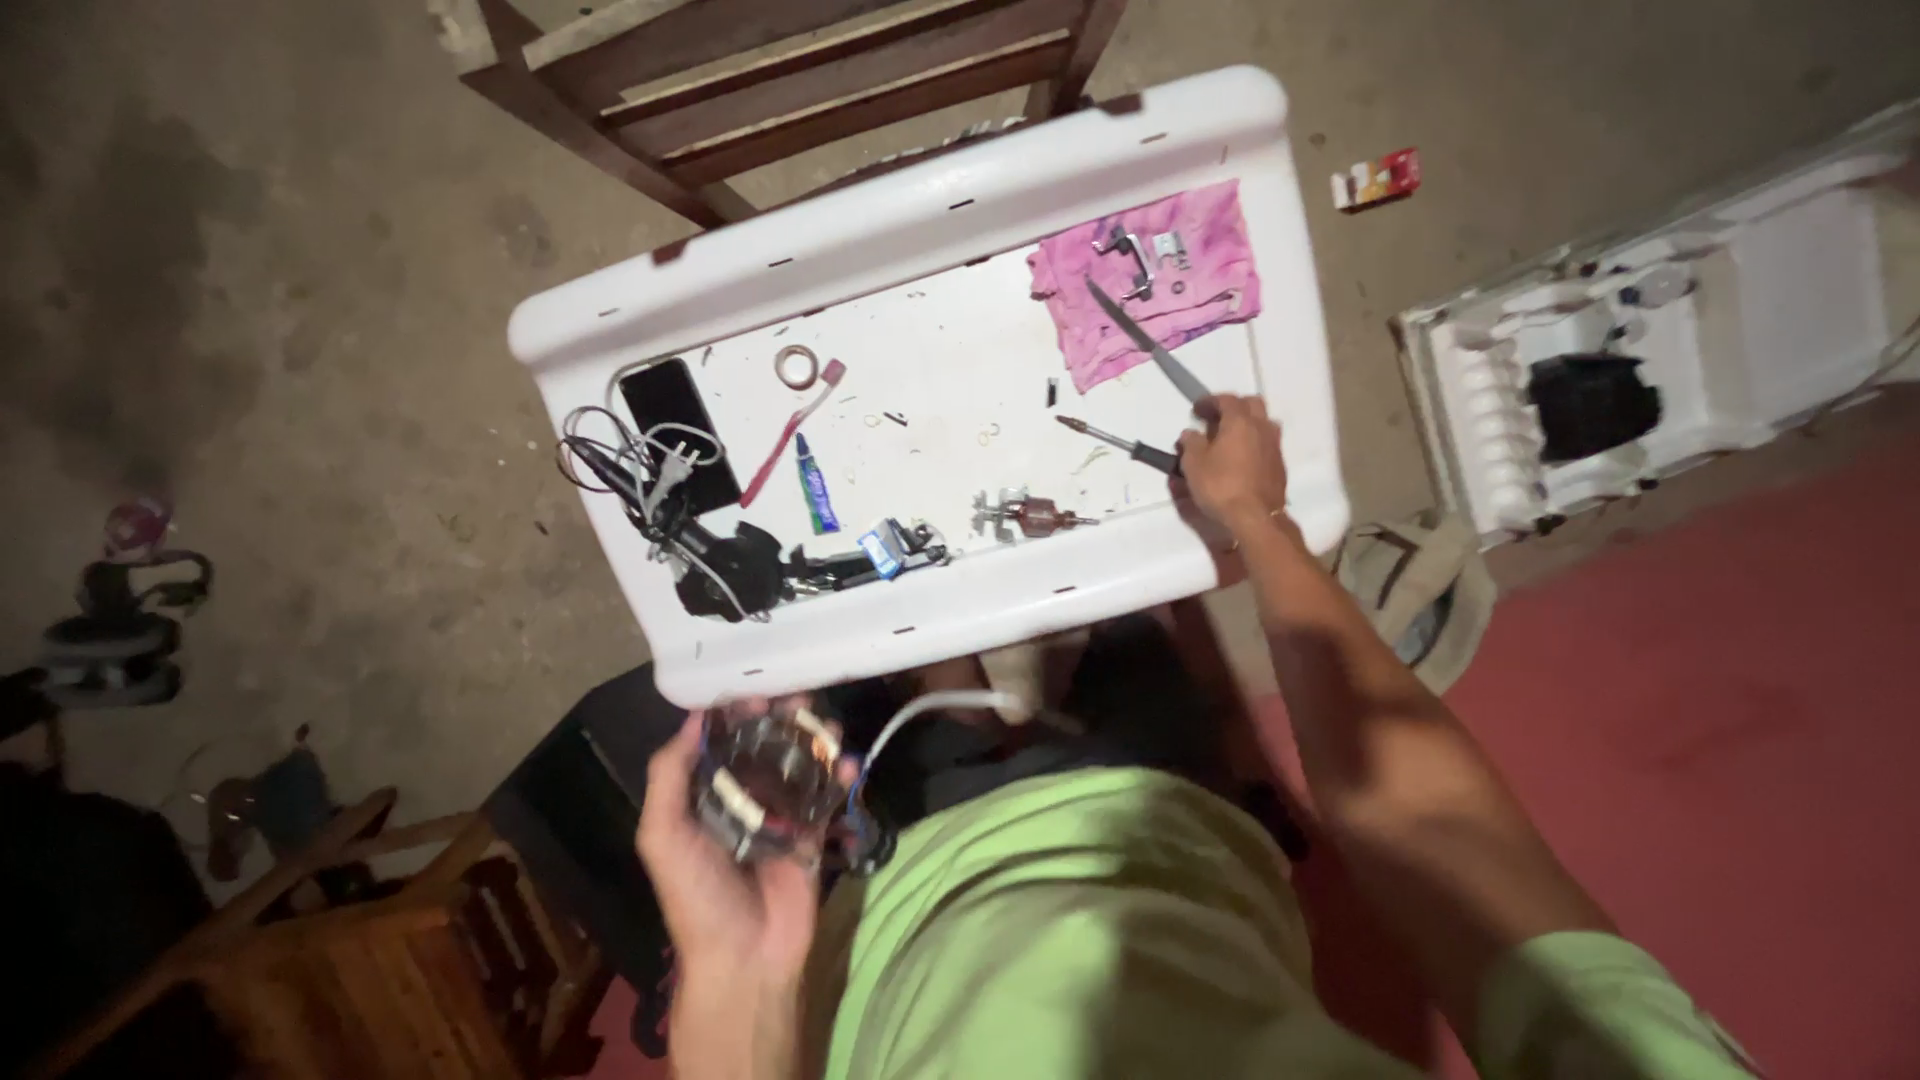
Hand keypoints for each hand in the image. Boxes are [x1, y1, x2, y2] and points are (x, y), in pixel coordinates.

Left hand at [637, 708, 817, 1077]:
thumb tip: (695, 717)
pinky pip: (828, 795)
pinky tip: (849, 765)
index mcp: (705, 795)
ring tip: (828, 726)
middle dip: (783, 719)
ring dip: (817, 739)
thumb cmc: (697, 895)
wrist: (744, 957)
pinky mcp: (813, 832)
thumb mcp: (662, 836)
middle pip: (767, 745)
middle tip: (800, 700)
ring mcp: (781, 814)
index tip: (758, 695)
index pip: (722, 741)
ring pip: (801, 763)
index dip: (738, 714)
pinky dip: (842, 775)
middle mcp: (743, 797)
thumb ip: (669, 775)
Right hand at [1177, 395, 1288, 529]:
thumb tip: (1191, 433)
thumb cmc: (1220, 486)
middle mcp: (1261, 428)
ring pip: (1264, 422)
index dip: (1210, 401)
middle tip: (1217, 419)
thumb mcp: (1193, 465)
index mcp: (1239, 422)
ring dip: (1248, 423)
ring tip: (1231, 437)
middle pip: (1252, 404)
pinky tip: (1242, 458)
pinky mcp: (1279, 464)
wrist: (1254, 516)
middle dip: (1234, 406)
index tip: (1196, 410)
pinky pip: (1267, 443)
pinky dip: (1254, 442)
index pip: (1227, 399)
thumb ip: (1191, 443)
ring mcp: (1274, 446)